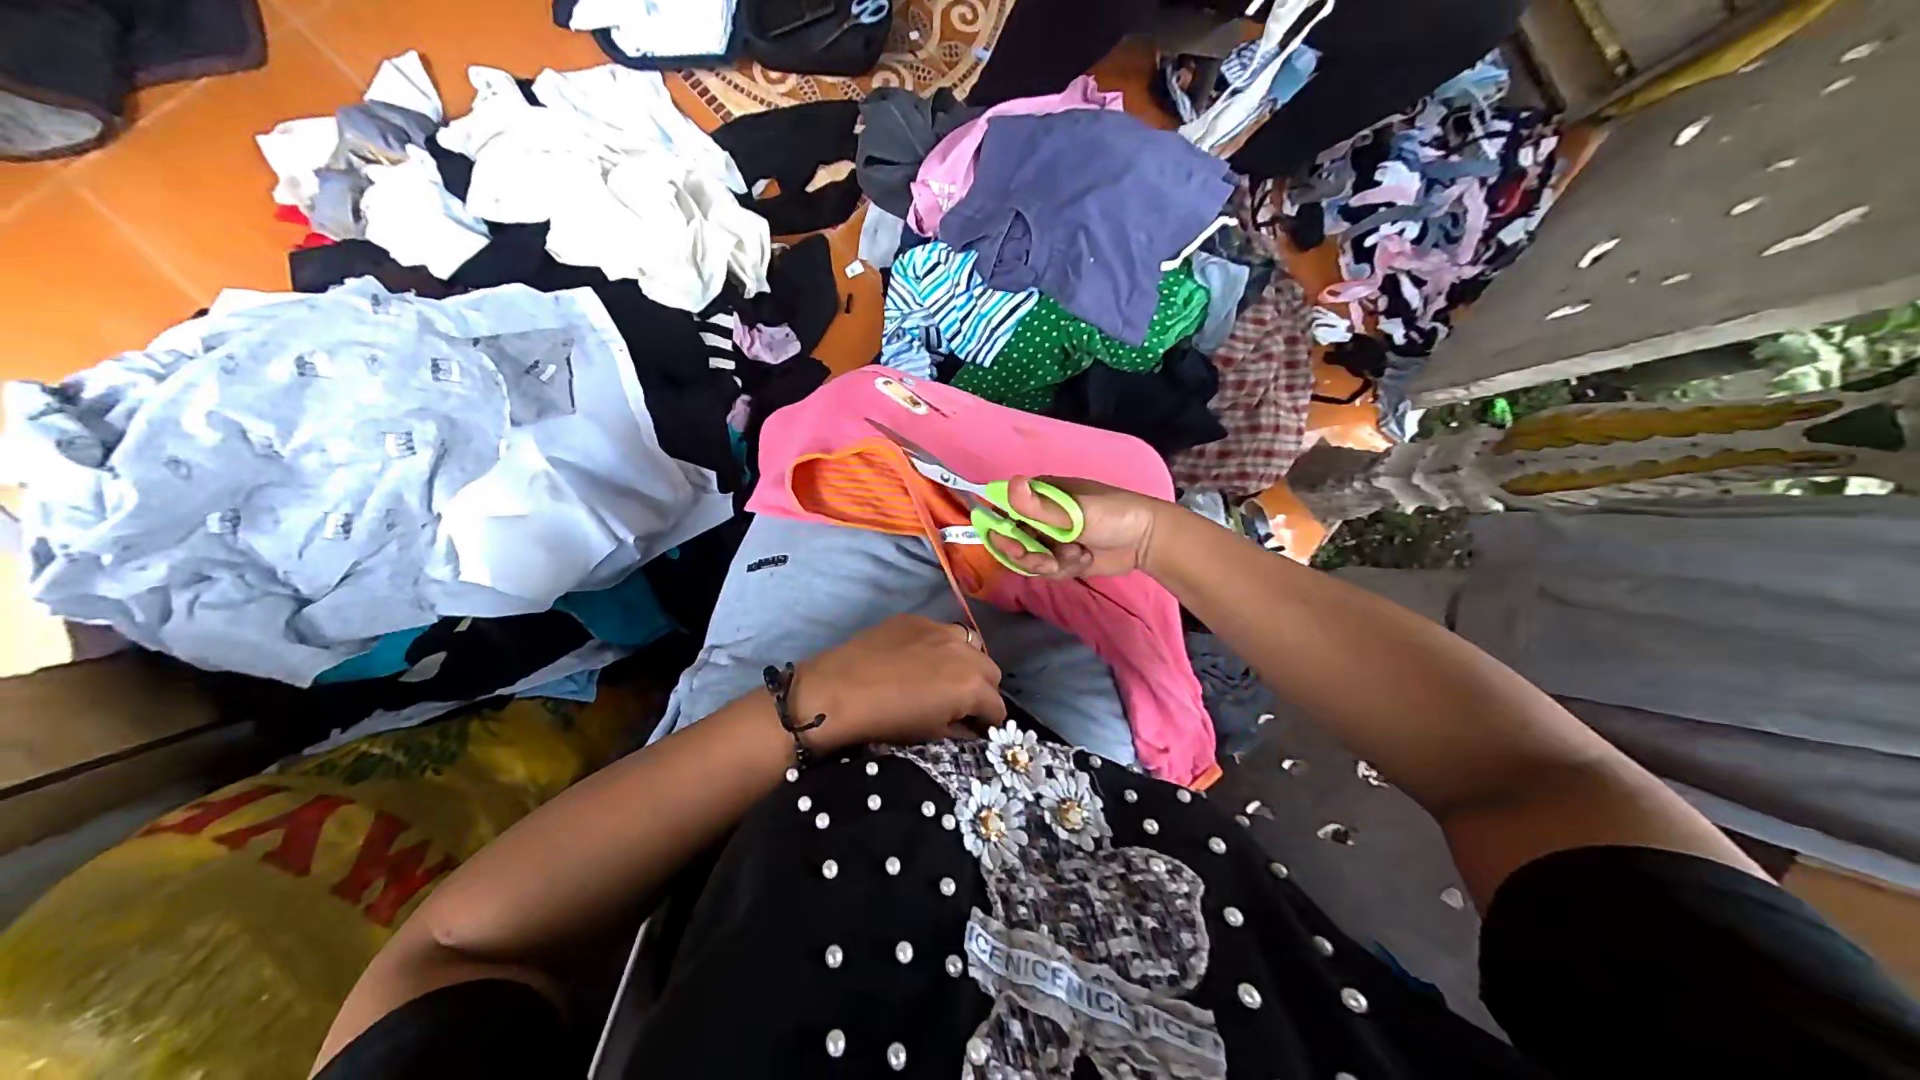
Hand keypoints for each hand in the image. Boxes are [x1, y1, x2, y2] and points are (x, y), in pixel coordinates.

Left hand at [793, 615, 1006, 750]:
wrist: (838, 692)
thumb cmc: (887, 721)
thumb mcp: (930, 733)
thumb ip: (959, 727)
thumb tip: (969, 726)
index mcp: (972, 686)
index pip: (997, 706)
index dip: (989, 722)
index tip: (978, 728)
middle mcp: (965, 652)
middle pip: (991, 672)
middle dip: (983, 689)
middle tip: (962, 703)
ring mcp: (940, 629)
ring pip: (971, 644)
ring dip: (967, 661)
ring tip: (946, 675)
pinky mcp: (916, 618)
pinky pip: (940, 631)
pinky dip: (939, 646)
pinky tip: (918, 658)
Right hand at [990, 476, 1170, 579]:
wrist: (1146, 541)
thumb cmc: (1113, 514)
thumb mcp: (1077, 510)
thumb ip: (1040, 506)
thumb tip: (1011, 484)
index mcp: (1039, 495)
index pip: (1004, 510)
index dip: (1001, 530)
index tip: (1013, 544)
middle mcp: (1039, 516)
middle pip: (1012, 540)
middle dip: (1026, 554)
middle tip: (1046, 560)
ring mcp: (1050, 538)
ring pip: (1029, 559)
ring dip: (1049, 563)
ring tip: (1075, 557)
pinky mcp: (1061, 559)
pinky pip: (1047, 571)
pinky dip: (1065, 569)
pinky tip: (1084, 560)